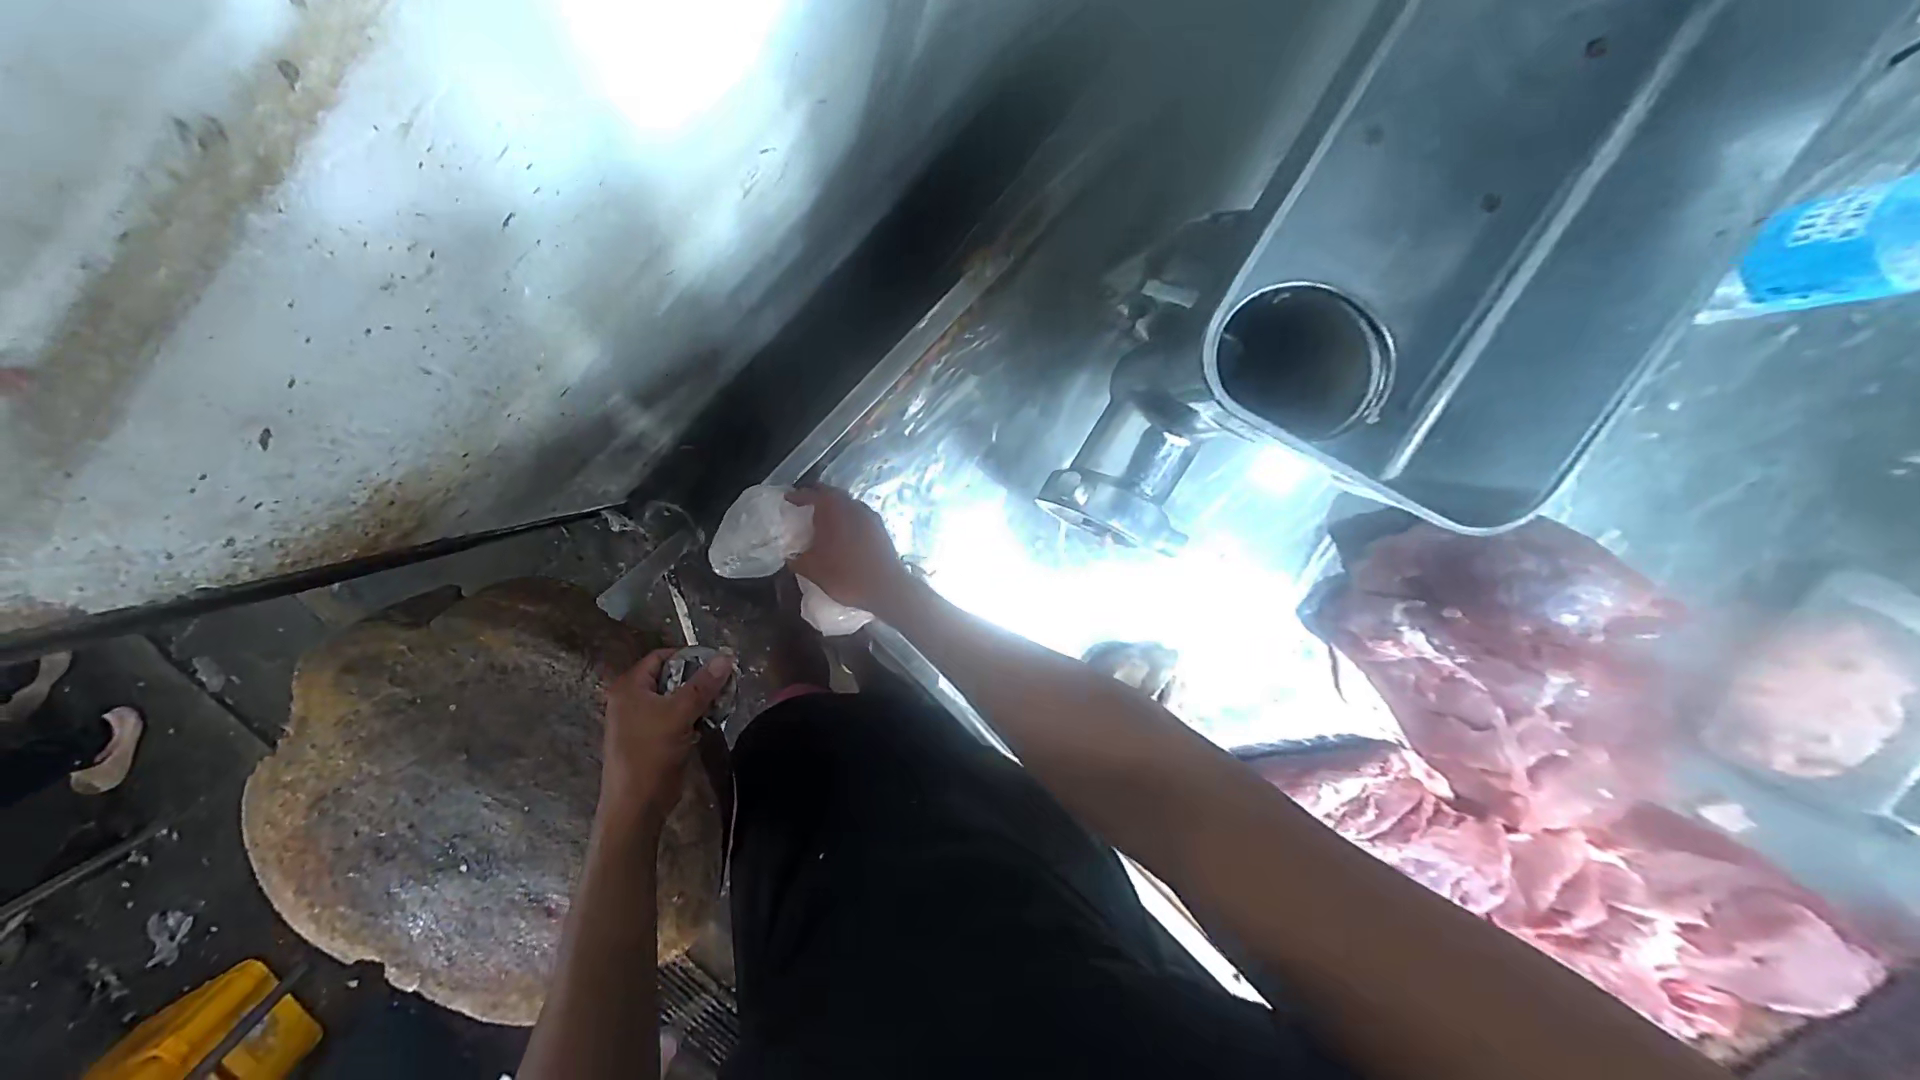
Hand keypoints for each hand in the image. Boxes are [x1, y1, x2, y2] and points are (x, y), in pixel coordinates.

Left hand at [598, 649, 732, 830]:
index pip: (660, 657)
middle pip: (670, 677)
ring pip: (675, 698)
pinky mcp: (652, 738)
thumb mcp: (679, 714)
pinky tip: (712, 719)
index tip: (716, 662)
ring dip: (699, 698)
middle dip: (698, 678)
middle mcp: (631, 700)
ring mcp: (641, 720)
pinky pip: (676, 717)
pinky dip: (693, 715)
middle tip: (725, 681)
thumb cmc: (650, 754)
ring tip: (723, 700)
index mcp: (629, 688)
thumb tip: (726, 657)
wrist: (637, 805)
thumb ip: (703, 684)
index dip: (688, 655)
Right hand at [786, 486, 915, 617]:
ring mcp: (870, 515)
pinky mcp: (881, 527)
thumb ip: (797, 560)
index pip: (811, 494)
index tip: (788, 498)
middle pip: (832, 494)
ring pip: (848, 504)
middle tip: (804, 506)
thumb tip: (790, 557)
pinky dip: (848, 519)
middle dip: (817, 498)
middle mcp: (852, 505)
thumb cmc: (844, 574)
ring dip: (835, 509)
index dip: (797, 496)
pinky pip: (859, 516)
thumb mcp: (812, 569)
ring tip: (823, 521)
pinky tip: (843, 534)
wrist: (886, 587)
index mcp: (832, 508)